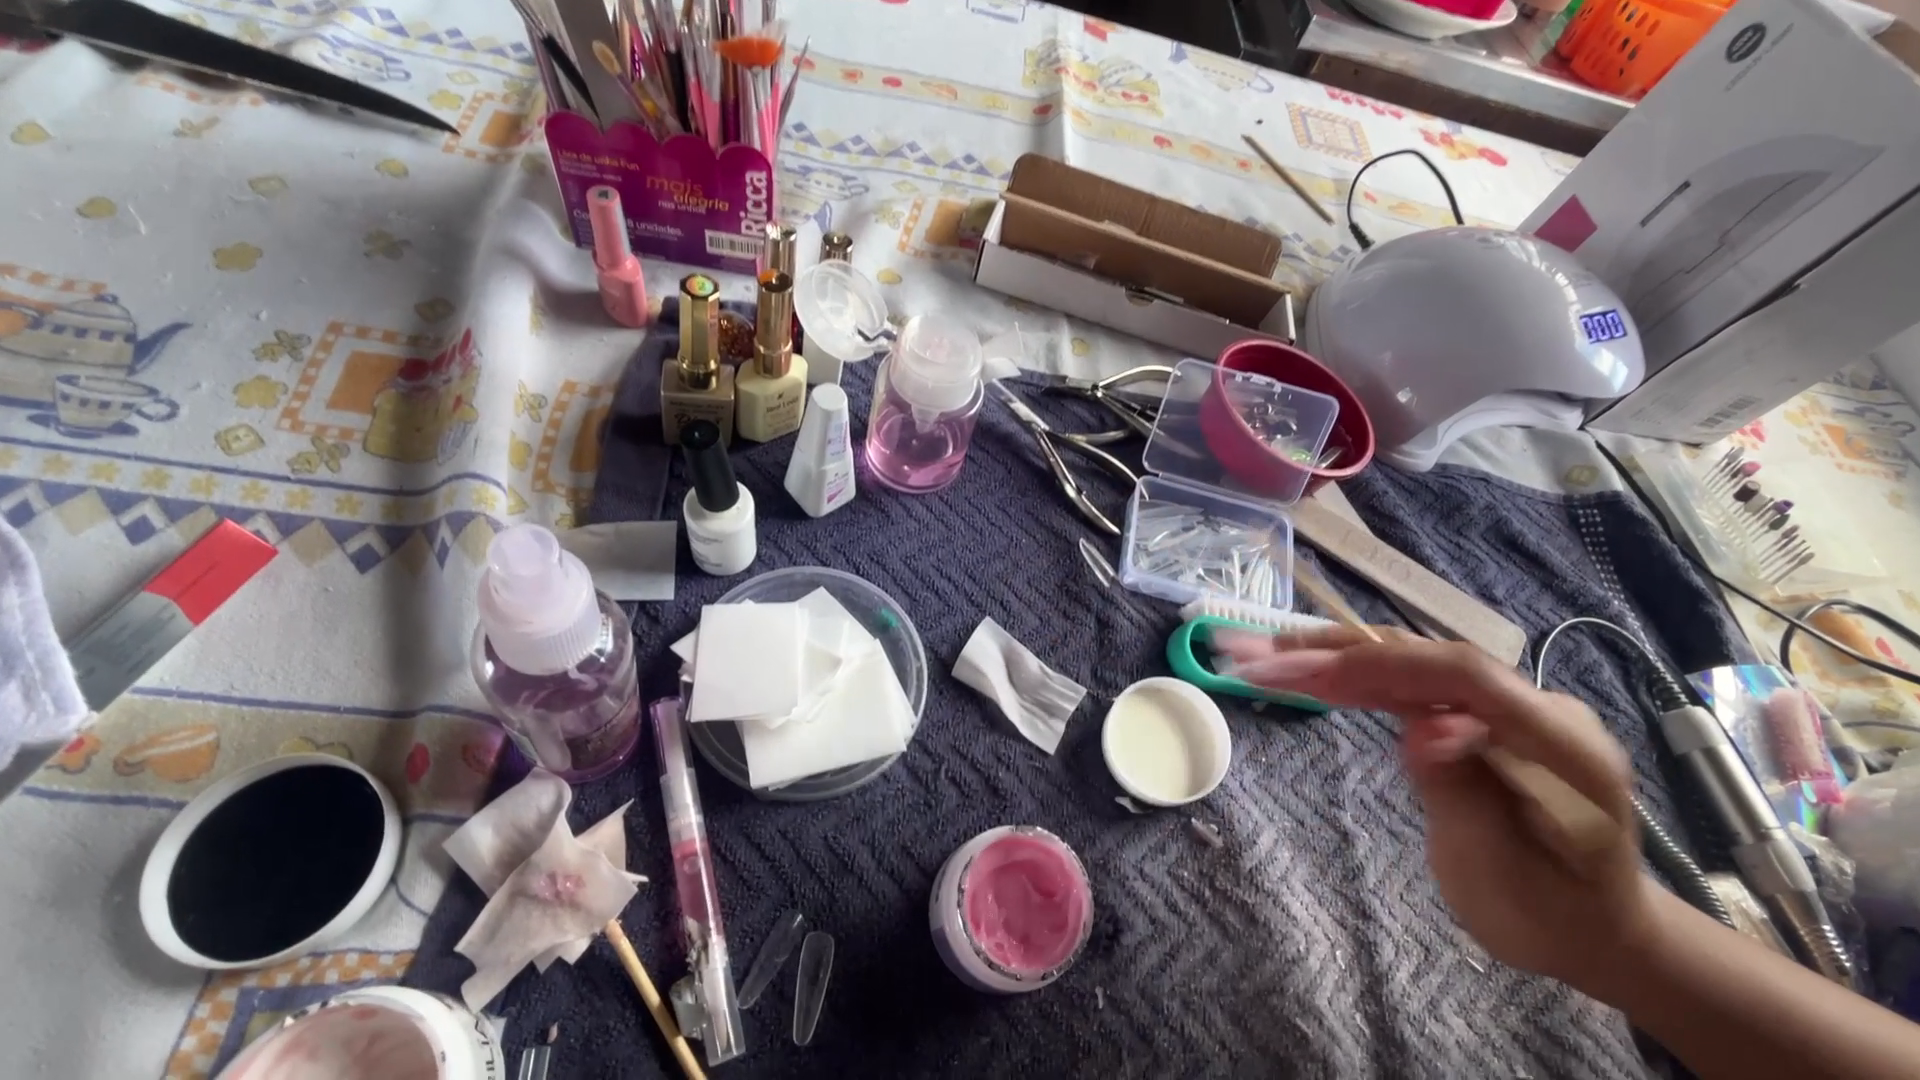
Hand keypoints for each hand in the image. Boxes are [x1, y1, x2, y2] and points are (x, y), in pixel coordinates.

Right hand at [1218, 626, 1656, 989]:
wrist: (1594, 926)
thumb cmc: (1553, 915)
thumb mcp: (1508, 876)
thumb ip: (1464, 796)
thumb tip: (1421, 729)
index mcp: (1562, 744)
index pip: (1467, 676)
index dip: (1387, 666)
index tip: (1313, 674)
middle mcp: (1533, 708)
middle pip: (1423, 659)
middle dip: (1334, 654)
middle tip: (1254, 657)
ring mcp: (1501, 708)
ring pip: (1405, 665)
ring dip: (1327, 658)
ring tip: (1255, 656)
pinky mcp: (1470, 716)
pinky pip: (1405, 687)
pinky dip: (1347, 680)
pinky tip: (1298, 674)